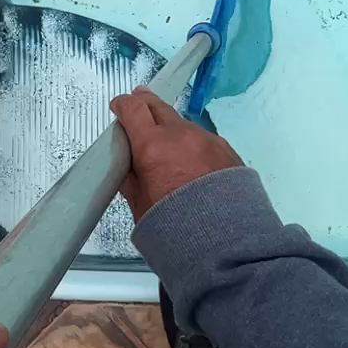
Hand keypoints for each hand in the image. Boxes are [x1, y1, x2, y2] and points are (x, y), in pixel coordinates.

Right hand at [110, 87, 242, 218]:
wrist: (225, 244)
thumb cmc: (177, 229)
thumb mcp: (140, 206)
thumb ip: (131, 180)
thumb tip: (127, 166)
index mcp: (153, 147)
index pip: (134, 109)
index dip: (124, 105)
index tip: (119, 106)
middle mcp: (181, 136)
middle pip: (159, 107)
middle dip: (146, 104)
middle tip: (139, 102)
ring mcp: (207, 140)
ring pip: (184, 125)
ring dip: (173, 130)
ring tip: (170, 148)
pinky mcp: (227, 150)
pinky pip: (205, 140)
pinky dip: (194, 146)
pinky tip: (195, 166)